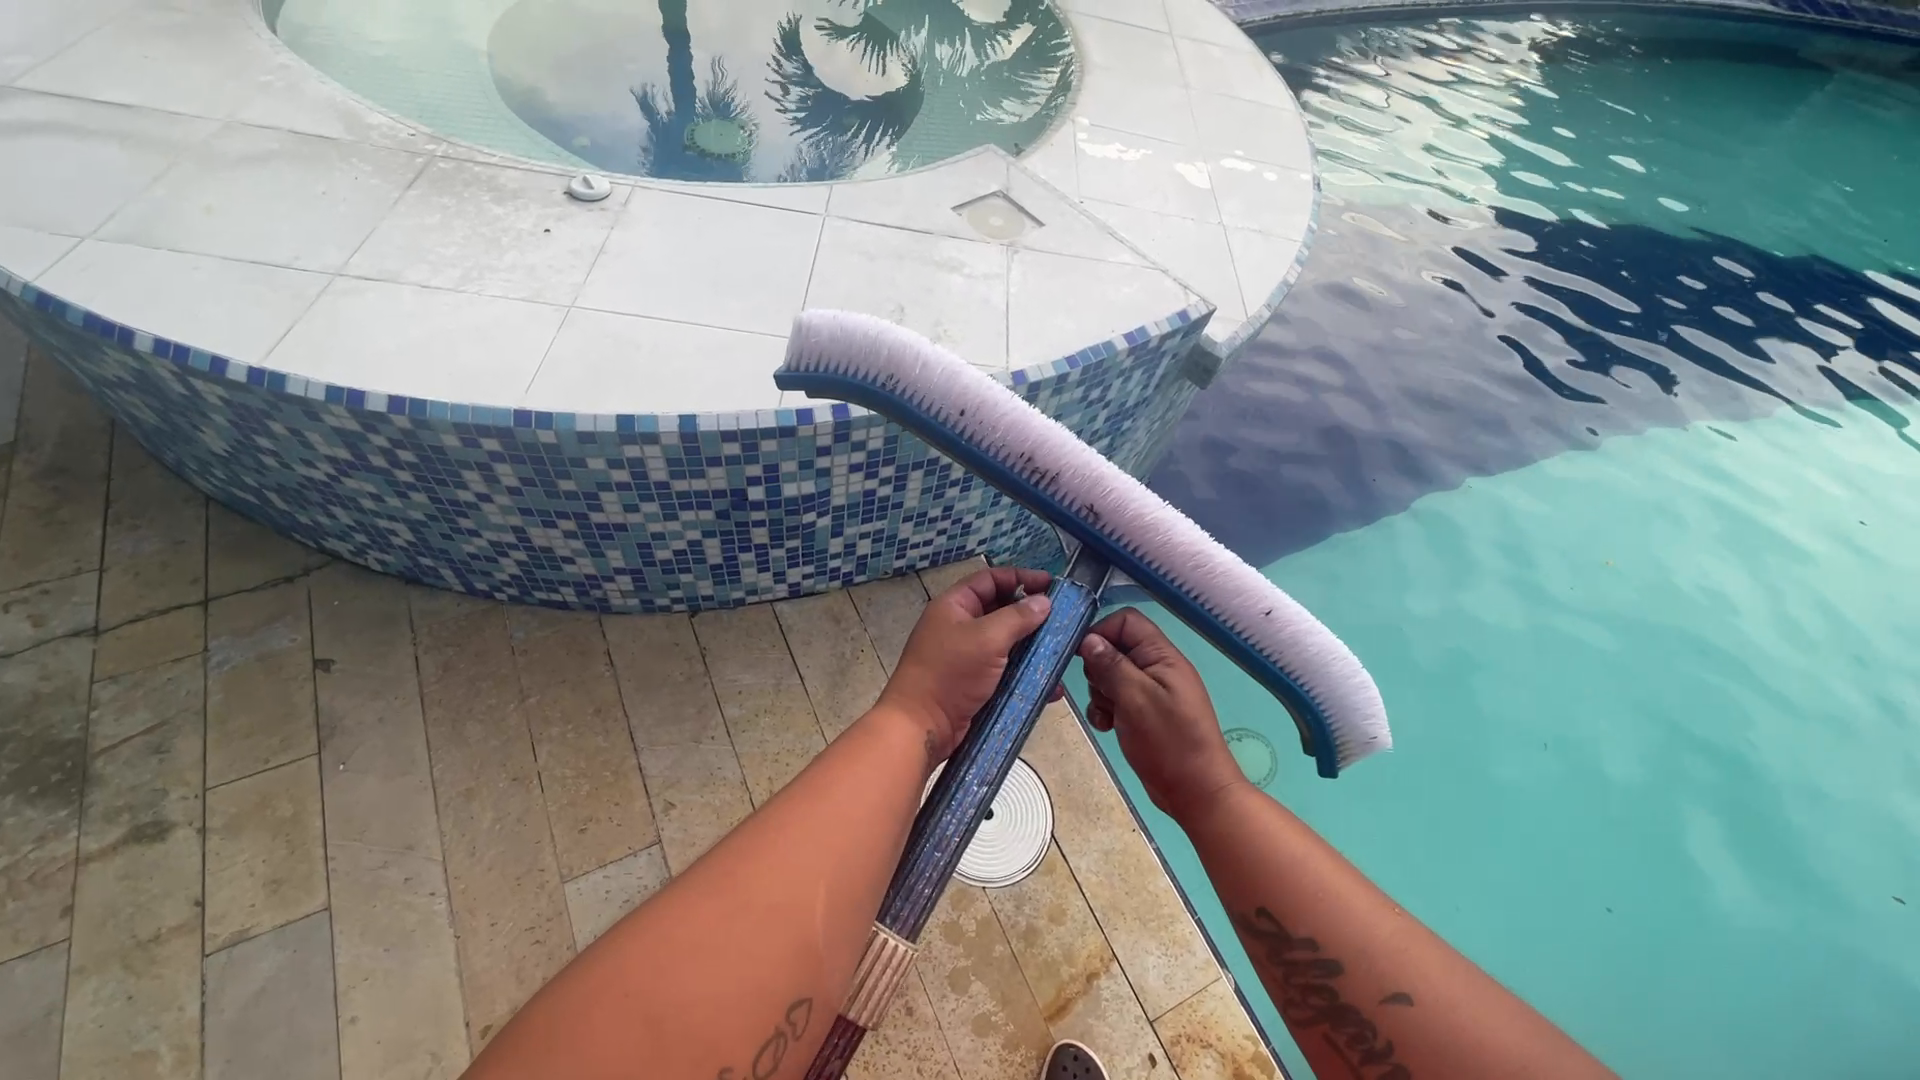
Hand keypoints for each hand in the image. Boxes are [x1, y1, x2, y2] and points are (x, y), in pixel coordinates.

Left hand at [877, 566, 1054, 765]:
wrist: (922, 726)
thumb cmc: (950, 673)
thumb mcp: (987, 639)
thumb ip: (1018, 617)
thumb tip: (1044, 601)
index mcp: (954, 606)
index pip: (990, 580)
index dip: (1020, 578)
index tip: (1051, 584)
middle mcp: (960, 627)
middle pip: (1002, 612)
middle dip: (1032, 617)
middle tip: (1063, 621)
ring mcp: (968, 658)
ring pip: (1008, 645)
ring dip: (1034, 650)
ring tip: (1062, 654)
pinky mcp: (976, 685)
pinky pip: (1007, 673)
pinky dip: (1028, 677)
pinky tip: (1051, 686)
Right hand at [1078, 608, 1247, 823]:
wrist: (1195, 791)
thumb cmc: (1168, 741)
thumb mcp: (1135, 698)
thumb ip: (1111, 665)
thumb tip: (1089, 639)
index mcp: (1162, 657)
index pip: (1127, 622)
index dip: (1102, 632)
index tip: (1082, 657)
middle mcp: (1157, 669)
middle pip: (1115, 648)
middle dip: (1099, 669)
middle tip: (1102, 693)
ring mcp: (1151, 692)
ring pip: (1111, 676)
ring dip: (1100, 694)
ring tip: (1107, 716)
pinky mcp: (1144, 713)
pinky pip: (1116, 700)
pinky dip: (1106, 710)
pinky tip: (1107, 727)